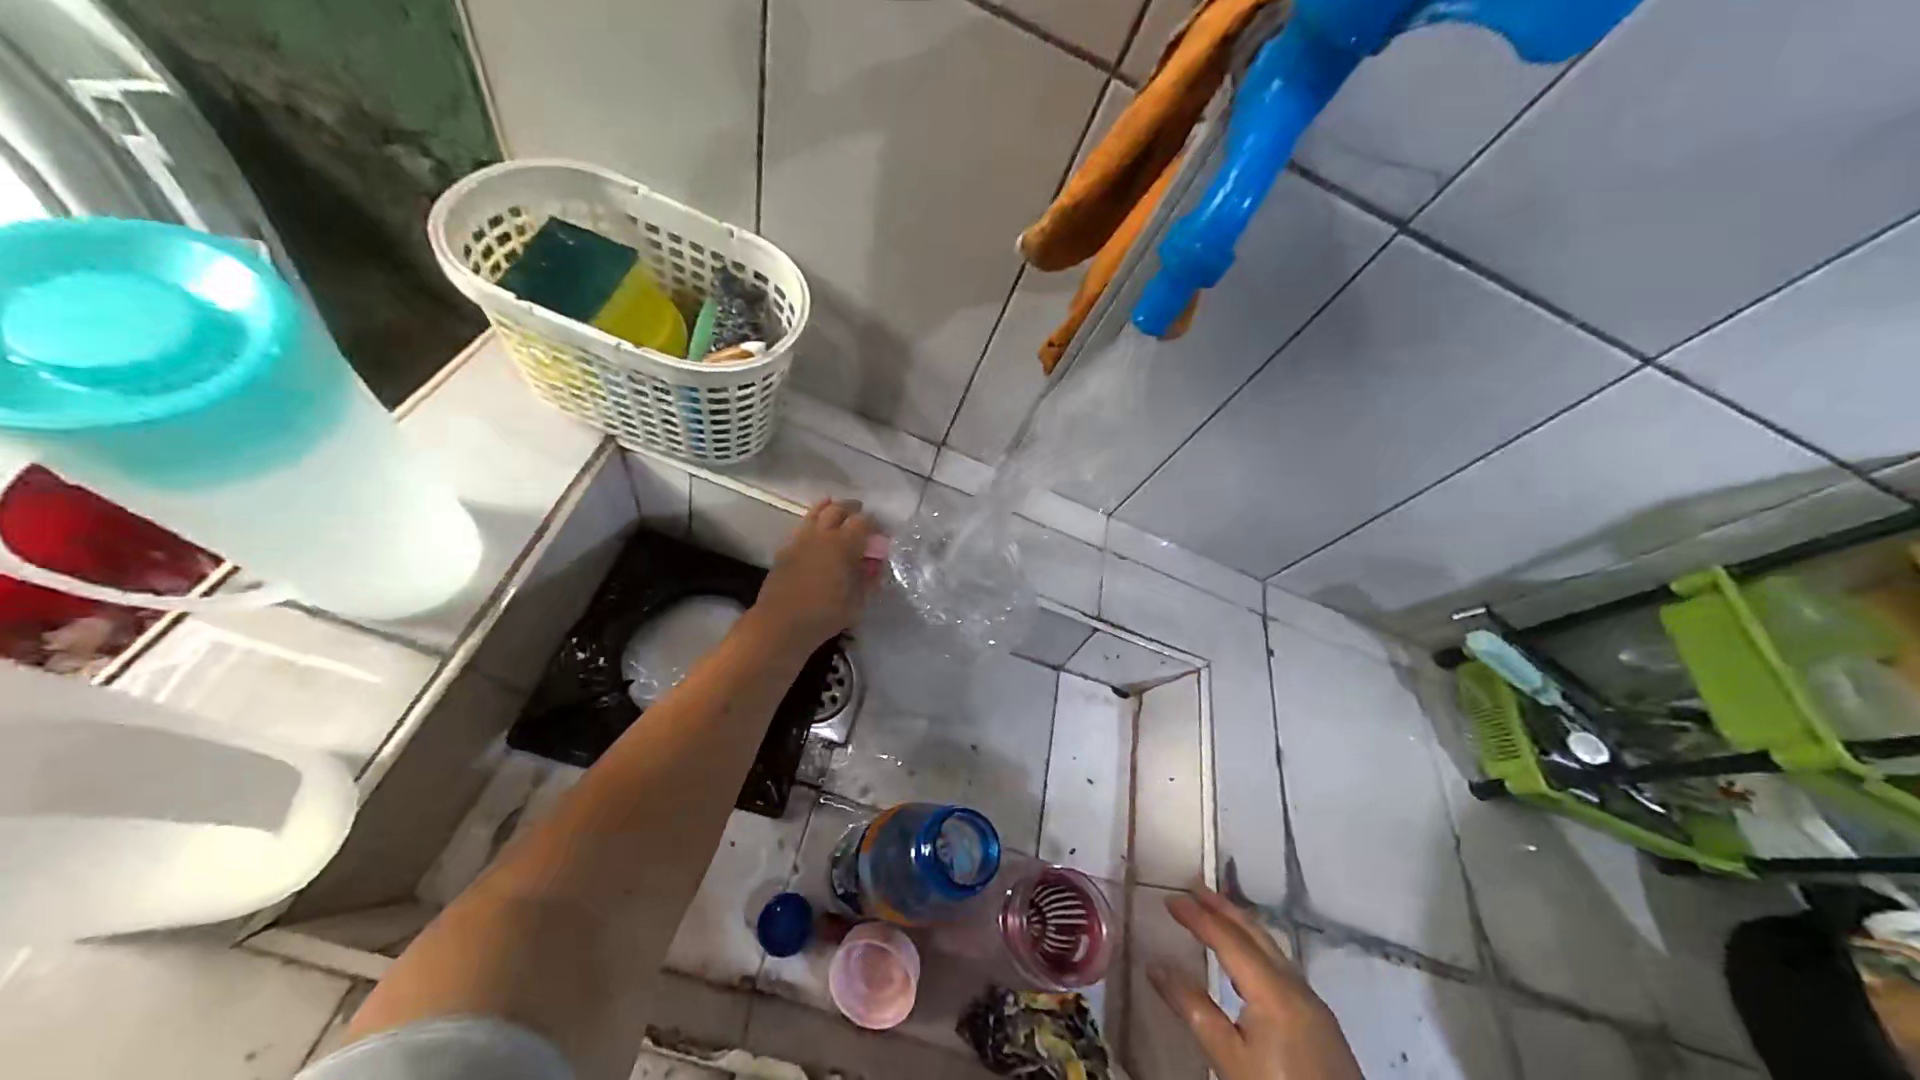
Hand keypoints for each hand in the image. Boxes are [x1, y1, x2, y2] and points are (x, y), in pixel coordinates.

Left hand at [750, 498, 880, 647]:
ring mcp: (801, 539)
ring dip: (829, 507)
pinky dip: (812, 520)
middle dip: (852, 508)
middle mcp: (822, 534)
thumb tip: (876, 563)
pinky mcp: (785, 548)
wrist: (781, 623)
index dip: (875, 523)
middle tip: (860, 513)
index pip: (863, 521)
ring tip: (835, 508)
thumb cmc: (825, 614)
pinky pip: (802, 525)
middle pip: (838, 509)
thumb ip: (870, 578)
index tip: (880, 531)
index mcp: (844, 544)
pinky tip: (816, 528)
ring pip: (816, 512)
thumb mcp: (858, 601)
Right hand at [1150, 886, 1363, 1079]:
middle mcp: (1296, 986)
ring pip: (1271, 948)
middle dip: (1223, 908)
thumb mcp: (1228, 1060)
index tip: (1170, 898)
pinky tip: (1245, 958)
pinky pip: (1280, 966)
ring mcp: (1312, 1003)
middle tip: (1193, 888)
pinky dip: (1255, 947)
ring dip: (1240, 924)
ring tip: (1214, 911)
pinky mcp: (1319, 1021)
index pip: (1229, 938)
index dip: (1198, 916)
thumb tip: (1156, 965)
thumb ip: (1193, 1009)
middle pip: (1255, 934)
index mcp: (1273, 990)